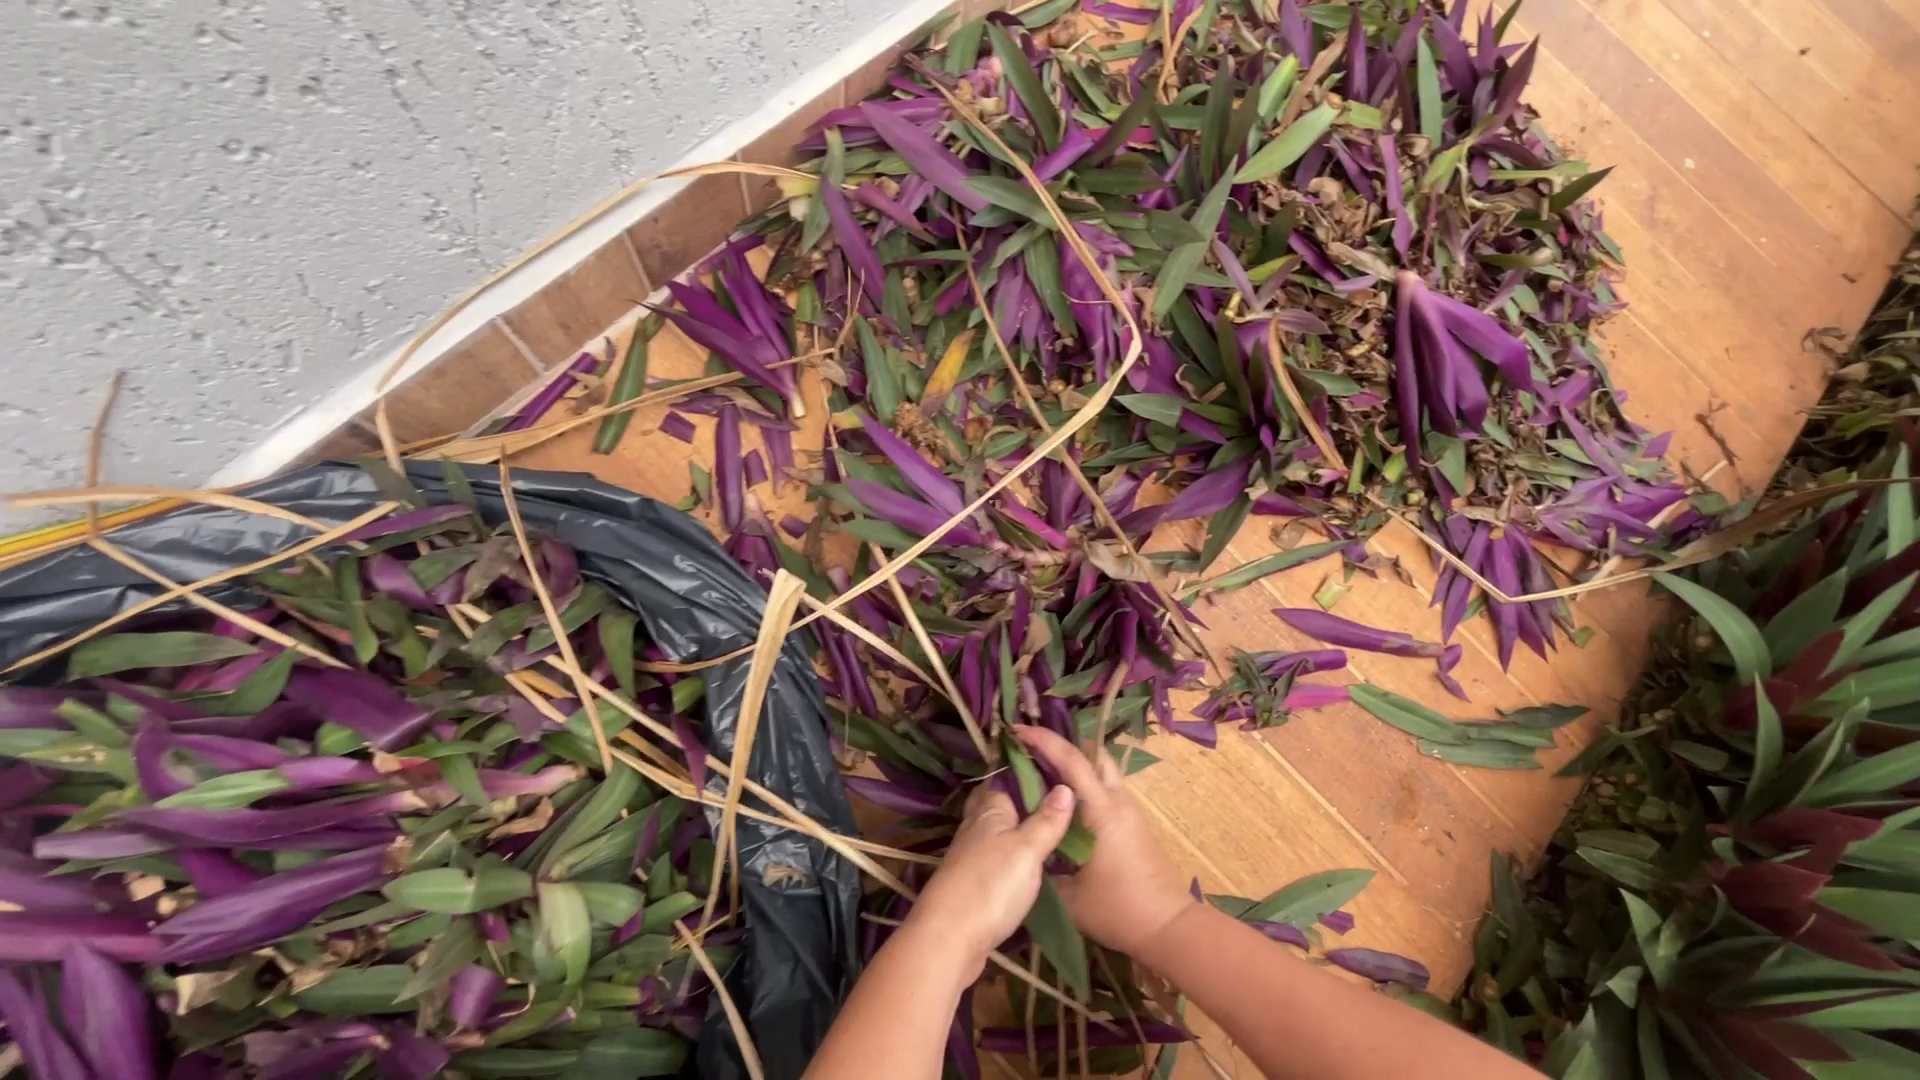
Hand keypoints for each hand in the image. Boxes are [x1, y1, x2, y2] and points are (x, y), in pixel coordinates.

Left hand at [905, 778, 1075, 970]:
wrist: (949, 939)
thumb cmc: (990, 886)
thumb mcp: (1026, 850)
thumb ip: (1046, 820)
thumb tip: (1065, 786)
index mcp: (989, 811)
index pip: (1004, 777)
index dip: (1024, 767)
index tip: (1051, 760)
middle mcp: (976, 827)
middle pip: (997, 802)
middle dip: (1020, 795)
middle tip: (1053, 792)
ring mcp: (972, 855)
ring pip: (997, 829)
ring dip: (1018, 824)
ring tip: (1049, 822)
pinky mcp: (974, 881)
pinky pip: (997, 854)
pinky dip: (1013, 850)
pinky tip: (1030, 858)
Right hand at [1013, 725, 1190, 956]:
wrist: (1169, 928)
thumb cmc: (1120, 911)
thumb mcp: (1069, 897)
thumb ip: (1043, 865)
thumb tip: (1021, 844)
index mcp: (1102, 811)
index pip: (1072, 760)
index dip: (1043, 740)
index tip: (1016, 731)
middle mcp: (1118, 801)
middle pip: (1093, 753)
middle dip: (1062, 745)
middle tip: (1030, 750)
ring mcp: (1129, 810)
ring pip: (1101, 769)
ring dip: (1073, 764)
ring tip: (1040, 774)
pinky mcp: (1132, 823)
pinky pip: (1104, 789)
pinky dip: (1082, 784)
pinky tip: (1061, 804)